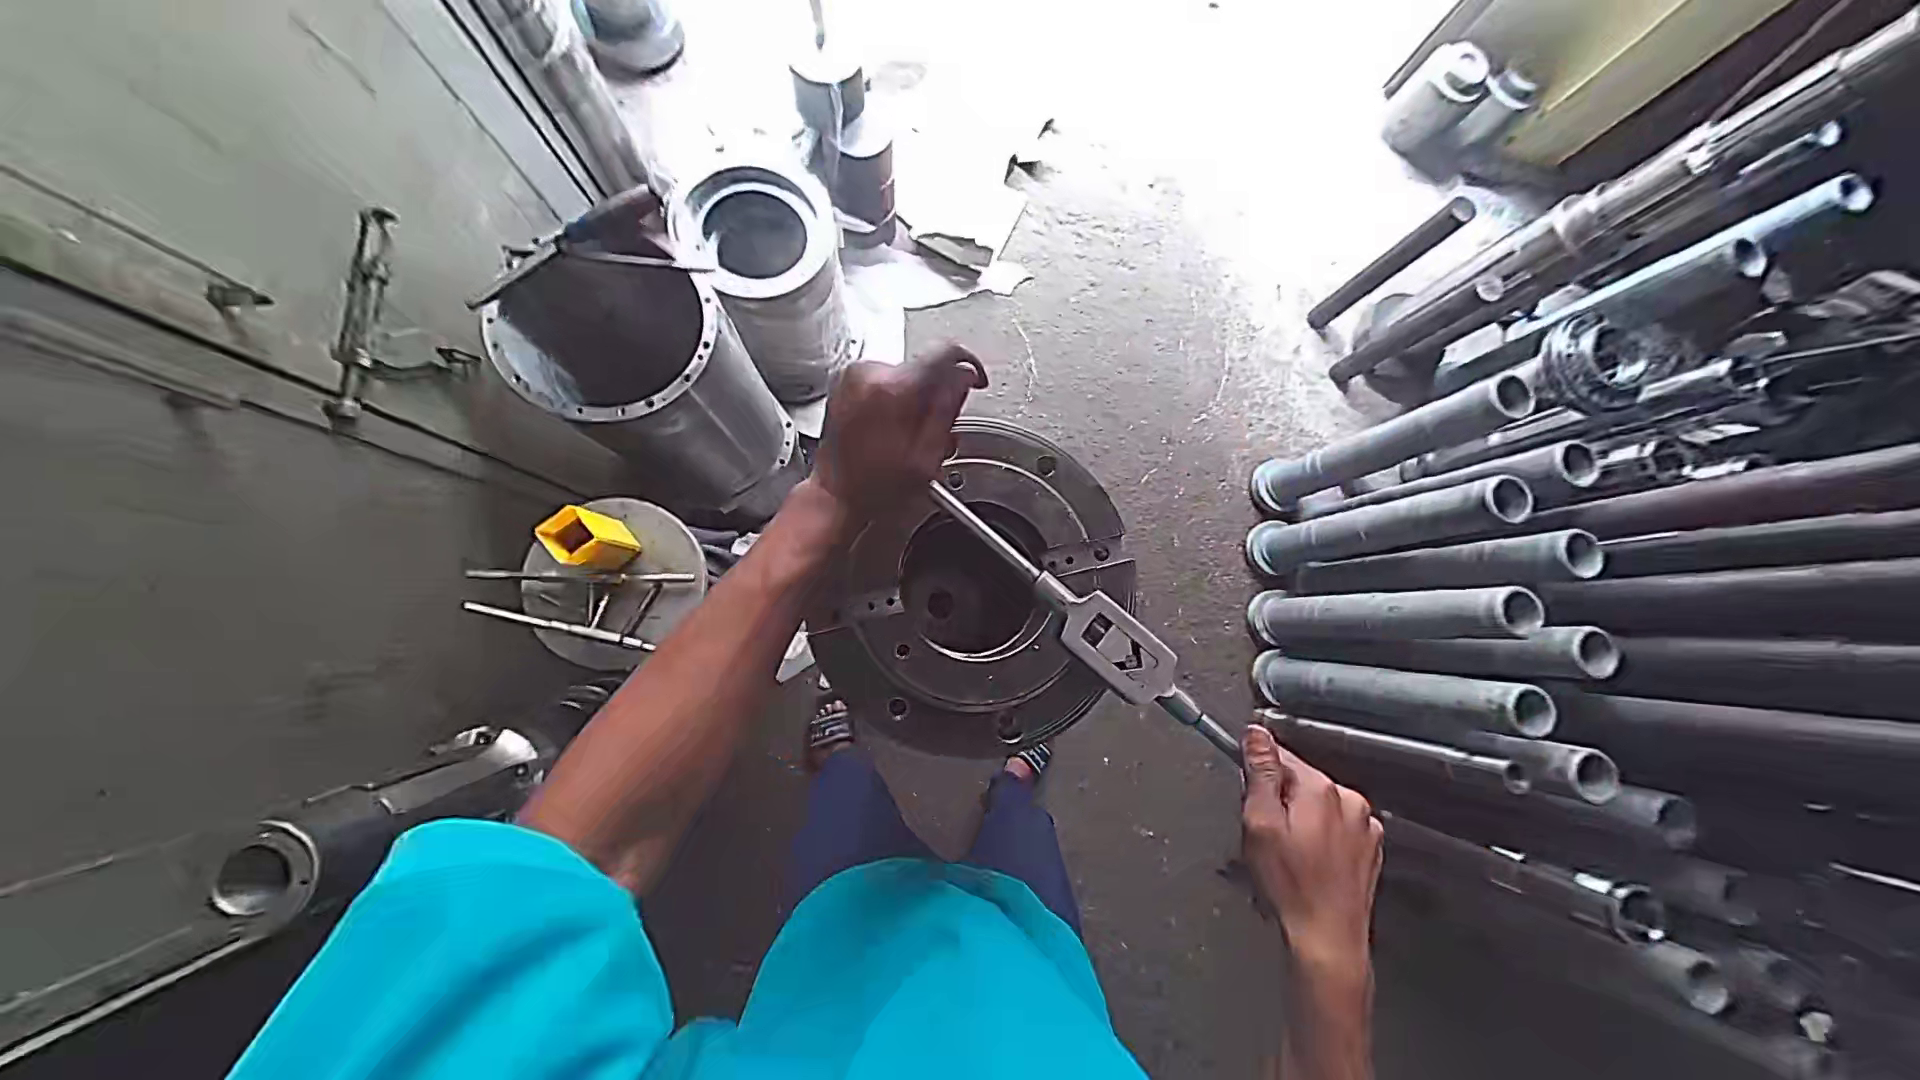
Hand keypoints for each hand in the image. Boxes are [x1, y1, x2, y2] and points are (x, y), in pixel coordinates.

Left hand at [811, 343, 988, 524]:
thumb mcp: (926, 456)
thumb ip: (948, 409)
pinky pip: (886, 380)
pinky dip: (897, 399)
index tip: (974, 380)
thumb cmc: (874, 485)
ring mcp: (853, 375)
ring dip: (917, 399)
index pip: (945, 353)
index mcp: (893, 388)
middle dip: (937, 395)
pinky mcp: (846, 382)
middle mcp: (870, 373)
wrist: (836, 493)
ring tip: (911, 435)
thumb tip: (964, 377)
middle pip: (924, 367)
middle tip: (937, 428)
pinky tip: (893, 429)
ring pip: (906, 374)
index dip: (968, 366)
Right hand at [1241, 723, 1382, 977]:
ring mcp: (1363, 826)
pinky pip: (1334, 825)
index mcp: (1320, 789)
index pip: (1278, 755)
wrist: (1327, 937)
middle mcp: (1348, 801)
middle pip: (1299, 779)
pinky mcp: (1368, 847)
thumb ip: (1260, 772)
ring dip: (1298, 817)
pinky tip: (1306, 861)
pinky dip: (1317, 835)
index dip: (1257, 774)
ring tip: (1286, 851)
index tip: (1249, 795)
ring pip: (1316, 803)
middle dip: (1278, 798)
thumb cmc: (1291, 886)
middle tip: (1265, 831)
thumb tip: (1257, 734)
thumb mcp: (1259, 821)